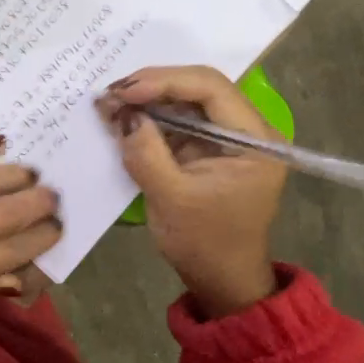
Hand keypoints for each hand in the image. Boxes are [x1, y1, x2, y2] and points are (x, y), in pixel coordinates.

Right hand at [100, 66, 287, 318]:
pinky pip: (178, 118)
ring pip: (185, 98)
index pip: (211, 88)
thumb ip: (147, 153)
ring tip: (109, 104)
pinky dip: (149, 116)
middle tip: (110, 94)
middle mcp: (246, 129)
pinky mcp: (207, 146)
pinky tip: (122, 117)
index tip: (123, 92)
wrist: (222, 281)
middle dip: (152, 86)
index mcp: (254, 140)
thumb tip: (123, 113)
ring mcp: (227, 136)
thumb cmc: (205, 245)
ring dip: (147, 99)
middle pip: (198, 86)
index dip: (164, 81)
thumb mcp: (171, 200)